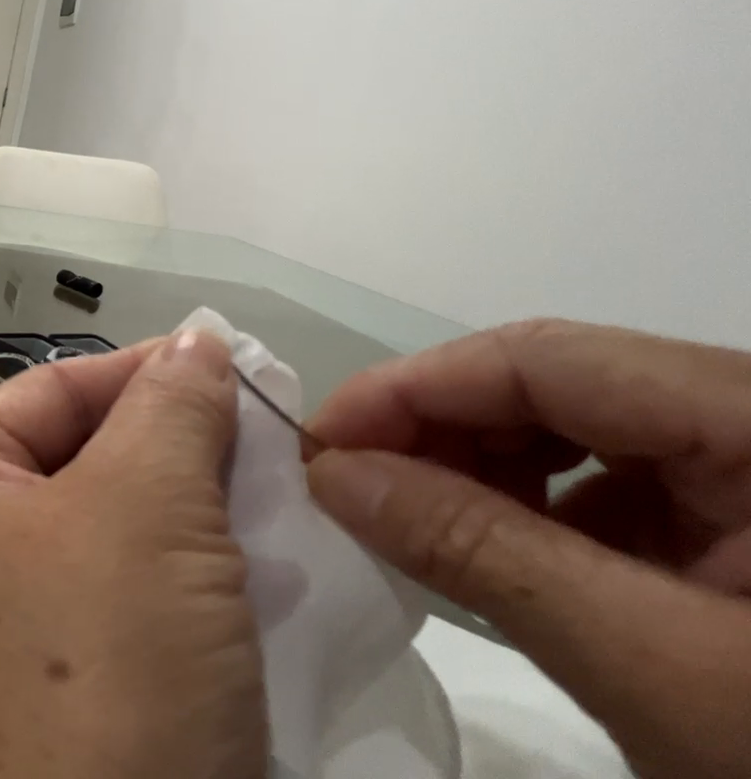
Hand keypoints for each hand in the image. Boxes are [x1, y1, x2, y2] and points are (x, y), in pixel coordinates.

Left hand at [0, 331, 265, 778]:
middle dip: (174, 440)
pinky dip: (190, 567)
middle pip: (80, 454)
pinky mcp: (64, 666)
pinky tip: (260, 557)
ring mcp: (7, 609)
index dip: (140, 370)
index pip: (45, 391)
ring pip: (112, 521)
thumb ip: (171, 410)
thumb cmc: (103, 655)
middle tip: (268, 425)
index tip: (233, 360)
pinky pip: (128, 586)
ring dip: (193, 502)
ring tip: (277, 482)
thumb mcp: (142, 508)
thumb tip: (196, 343)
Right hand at [305, 318, 750, 778]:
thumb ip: (482, 552)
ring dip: (471, 465)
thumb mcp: (653, 667)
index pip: (547, 359)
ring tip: (410, 519)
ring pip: (570, 423)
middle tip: (350, 486)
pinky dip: (524, 504)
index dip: (411, 388)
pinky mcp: (749, 516)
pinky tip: (490, 548)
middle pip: (553, 381)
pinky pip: (605, 475)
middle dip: (434, 428)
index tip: (318, 444)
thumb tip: (332, 473)